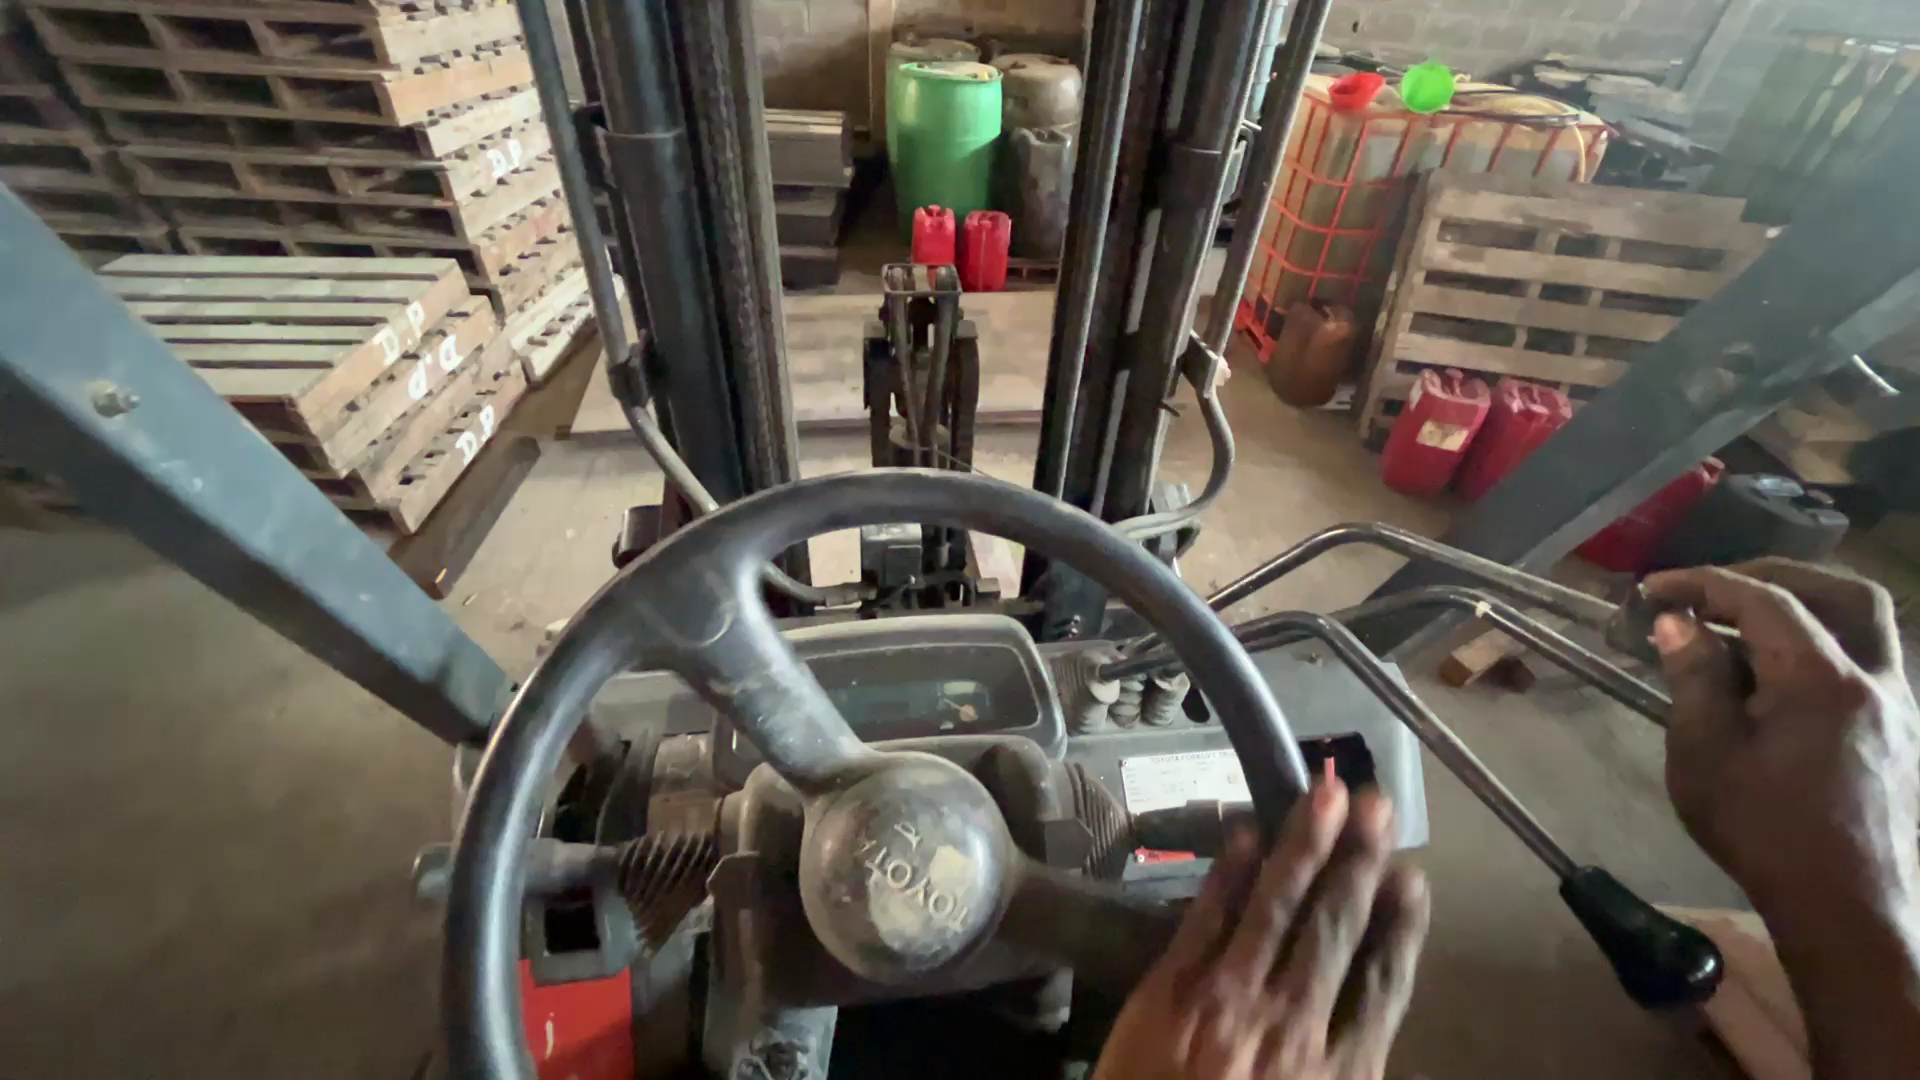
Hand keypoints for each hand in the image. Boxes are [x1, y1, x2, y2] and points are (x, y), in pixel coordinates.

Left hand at [1091, 781, 1428, 1079]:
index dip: (1400, 928)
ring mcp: (1228, 1000)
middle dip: (1358, 861)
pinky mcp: (1172, 985)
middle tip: (1375, 803)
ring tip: (1327, 795)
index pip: (1382, 987)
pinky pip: (1207, 916)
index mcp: (1339, 1078)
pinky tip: (1247, 832)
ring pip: (1278, 908)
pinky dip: (1229, 872)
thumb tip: (1366, 1015)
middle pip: (1335, 930)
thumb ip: (1342, 1069)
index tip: (1413, 877)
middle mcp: (1291, 1029)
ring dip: (1305, 845)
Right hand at [1643, 559, 1919, 930]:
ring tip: (1731, 623)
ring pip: (1865, 627)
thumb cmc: (1760, 824)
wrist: (1847, 902)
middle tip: (1707, 587)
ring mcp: (1899, 708)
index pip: (1765, 602)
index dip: (1702, 583)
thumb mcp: (1703, 748)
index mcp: (1822, 681)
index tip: (1650, 589)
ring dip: (1798, 607)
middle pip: (1844, 595)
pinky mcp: (1899, 732)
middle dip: (1771, 576)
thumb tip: (1677, 623)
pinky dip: (1812, 643)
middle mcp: (1877, 682)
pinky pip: (1862, 661)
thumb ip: (1695, 676)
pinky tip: (1762, 671)